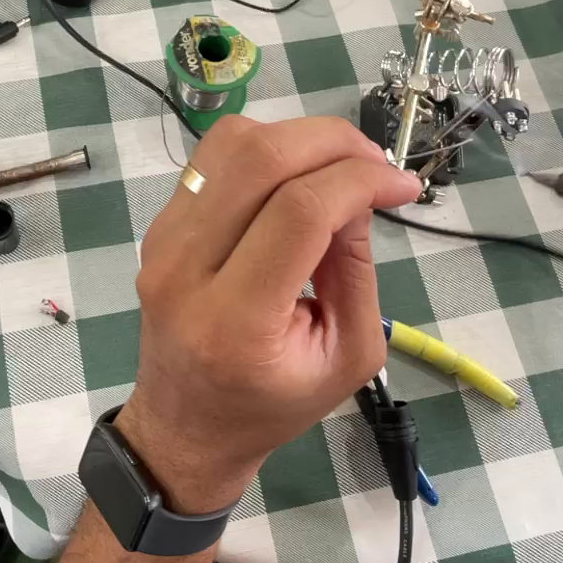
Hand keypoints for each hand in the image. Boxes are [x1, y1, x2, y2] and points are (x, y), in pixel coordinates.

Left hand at [115, 116, 422, 512]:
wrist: (185, 425)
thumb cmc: (272, 404)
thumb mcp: (345, 357)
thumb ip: (356, 269)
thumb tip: (359, 191)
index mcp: (234, 320)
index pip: (299, 212)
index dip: (360, 180)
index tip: (404, 185)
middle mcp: (185, 268)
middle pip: (260, 159)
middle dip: (332, 141)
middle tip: (375, 162)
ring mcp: (163, 240)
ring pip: (231, 143)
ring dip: (297, 138)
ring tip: (337, 168)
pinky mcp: (159, 225)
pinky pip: (215, 159)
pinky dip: (265, 151)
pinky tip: (294, 179)